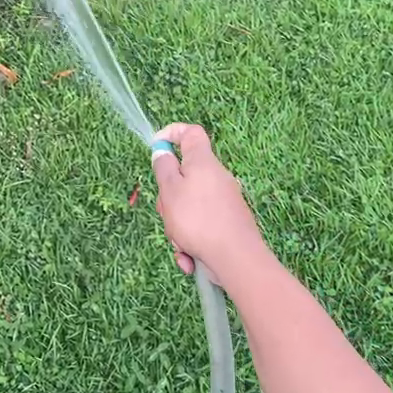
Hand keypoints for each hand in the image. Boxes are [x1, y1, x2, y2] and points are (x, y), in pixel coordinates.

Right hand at [151, 123, 272, 279]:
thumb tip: (162, 152)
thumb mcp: (170, 190)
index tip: (155, 147)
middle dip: (170, 196)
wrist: (236, 258)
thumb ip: (163, 168)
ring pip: (190, 205)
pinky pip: (202, 224)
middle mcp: (217, 177)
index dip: (171, 133)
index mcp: (203, 162)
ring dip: (179, 225)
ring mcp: (225, 200)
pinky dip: (192, 240)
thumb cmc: (197, 219)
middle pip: (185, 176)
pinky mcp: (229, 222)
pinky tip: (190, 259)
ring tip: (180, 244)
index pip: (190, 132)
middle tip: (166, 212)